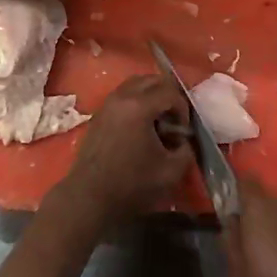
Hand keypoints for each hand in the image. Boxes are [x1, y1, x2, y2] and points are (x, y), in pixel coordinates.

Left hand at [55, 74, 190, 225]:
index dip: (183, 108)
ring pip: (134, 84)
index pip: (169, 91)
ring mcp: (107, 103)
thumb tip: (183, 140)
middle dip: (167, 94)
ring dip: (150, 96)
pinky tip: (140, 127)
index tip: (184, 130)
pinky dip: (135, 101)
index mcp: (139, 106)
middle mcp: (121, 96)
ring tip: (158, 121)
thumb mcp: (171, 172)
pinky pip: (122, 95)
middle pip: (150, 80)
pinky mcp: (98, 114)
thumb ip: (185, 150)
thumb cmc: (132, 184)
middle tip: (174, 118)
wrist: (90, 197)